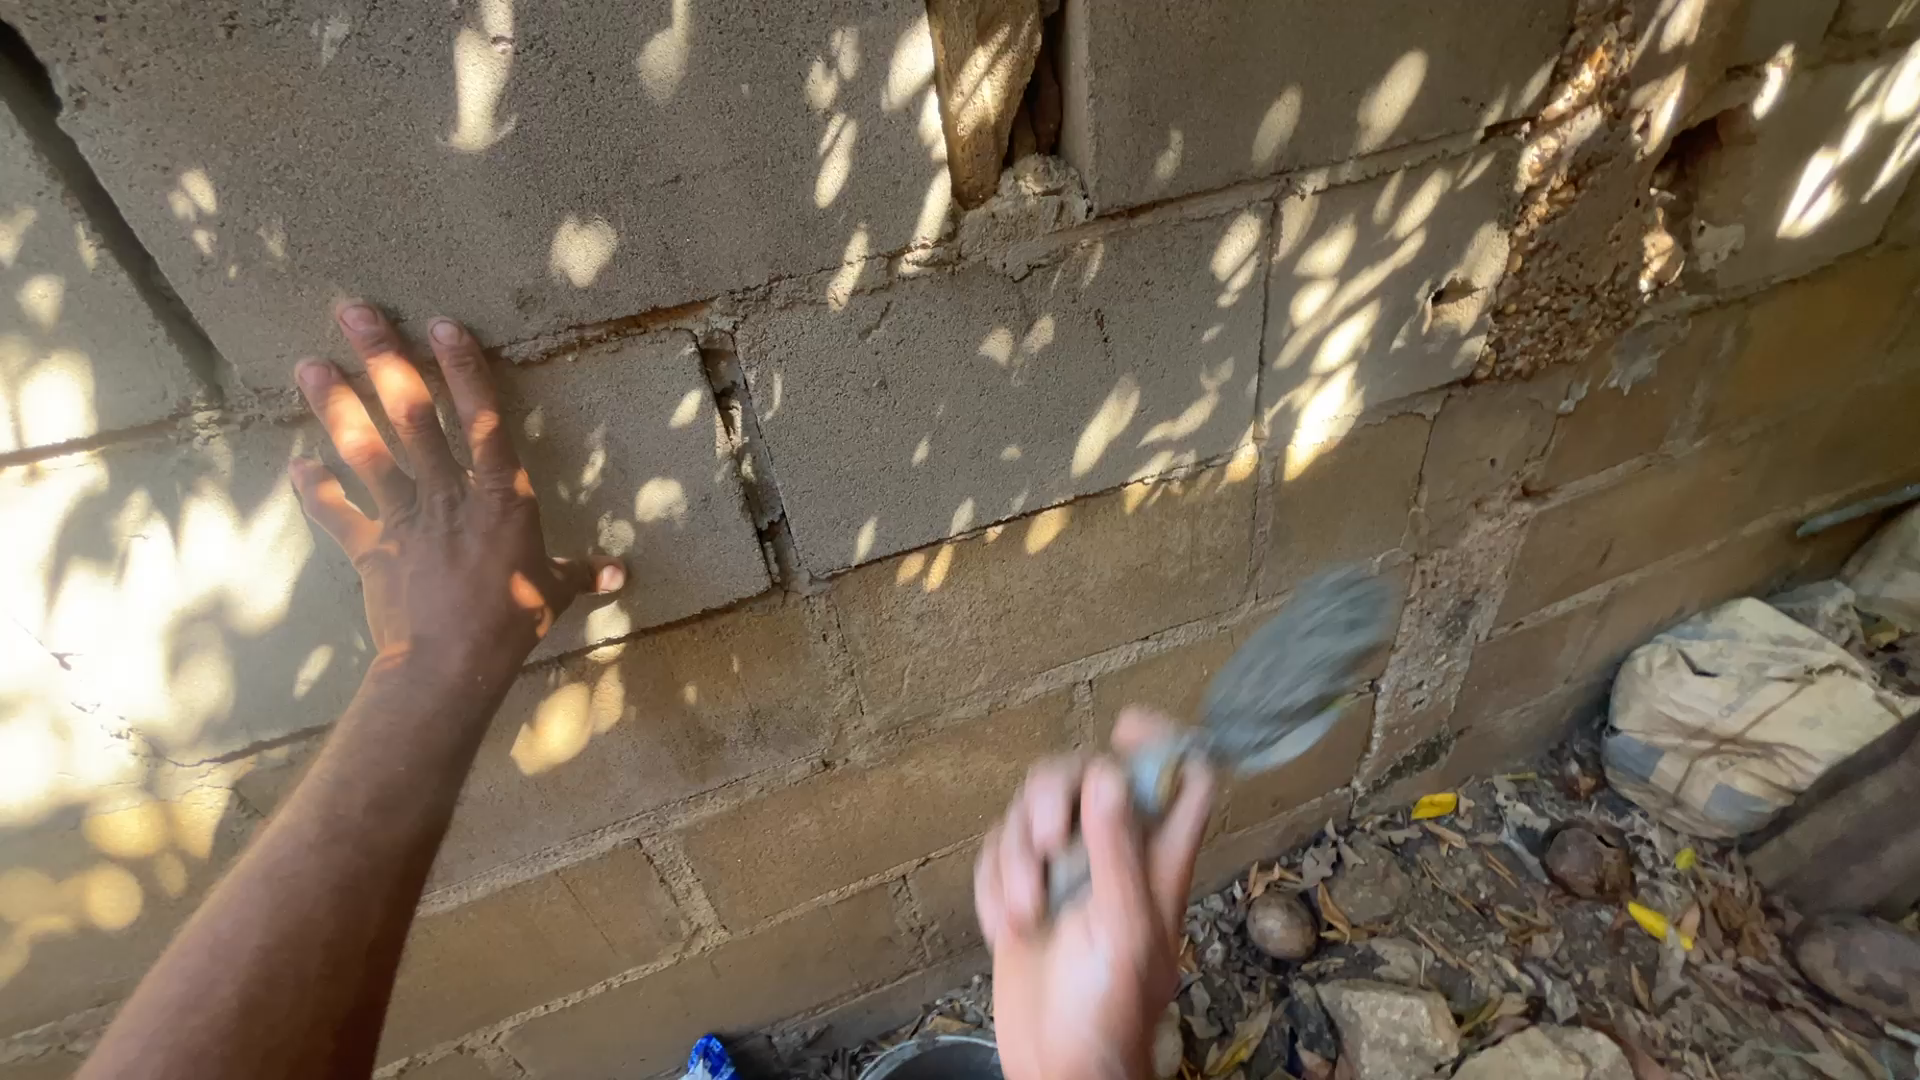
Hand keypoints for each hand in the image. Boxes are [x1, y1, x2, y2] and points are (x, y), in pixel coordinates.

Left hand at [290, 303, 622, 699]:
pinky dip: (316, 490)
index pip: (485, 421)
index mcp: (503, 496)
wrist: (450, 660)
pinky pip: (339, 514)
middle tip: (354, 312)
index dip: (464, 371)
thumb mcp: (557, 591)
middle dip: (386, 362)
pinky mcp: (371, 549)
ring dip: (338, 407)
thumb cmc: (515, 618)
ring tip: (309, 365)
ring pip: (367, 451)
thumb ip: (584, 573)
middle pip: (415, 418)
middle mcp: (450, 493)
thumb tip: (623, 575)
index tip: (441, 326)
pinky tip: (296, 464)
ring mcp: (404, 518)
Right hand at [976, 709, 1214, 1079]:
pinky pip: (998, 847)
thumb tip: (1109, 772)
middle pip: (1086, 771)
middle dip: (1056, 796)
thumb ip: (1118, 852)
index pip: (1183, 776)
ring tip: (1025, 913)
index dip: (1166, 742)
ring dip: (1017, 855)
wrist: (1053, 1068)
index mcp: (1158, 855)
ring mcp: (1063, 863)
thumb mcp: (1124, 932)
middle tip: (1048, 839)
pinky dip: (995, 881)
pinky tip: (1009, 926)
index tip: (1127, 728)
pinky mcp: (1020, 879)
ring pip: (1033, 805)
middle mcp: (1112, 846)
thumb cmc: (1107, 1009)